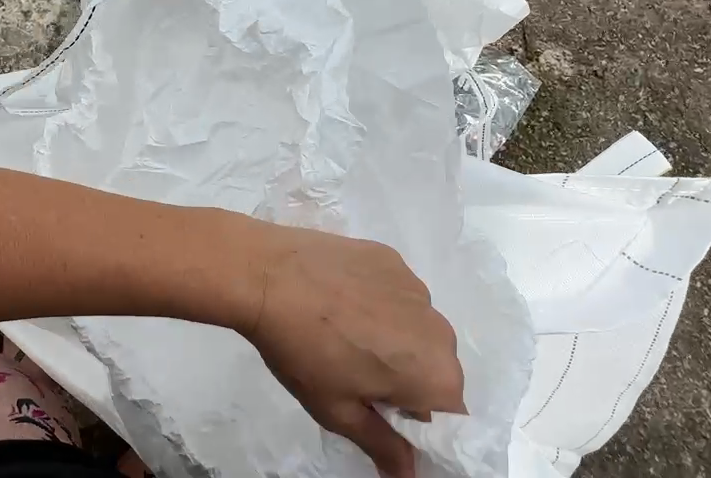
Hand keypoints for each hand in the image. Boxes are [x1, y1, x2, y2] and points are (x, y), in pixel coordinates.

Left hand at [241, 226, 466, 477]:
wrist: (265, 274)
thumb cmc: (302, 350)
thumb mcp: (338, 412)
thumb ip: (383, 447)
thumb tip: (407, 474)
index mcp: (436, 374)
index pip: (446, 412)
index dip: (410, 414)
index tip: (373, 403)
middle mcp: (438, 326)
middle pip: (432, 364)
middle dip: (403, 372)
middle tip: (351, 365)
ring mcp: (412, 283)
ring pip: (412, 323)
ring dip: (390, 332)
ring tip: (339, 326)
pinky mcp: (386, 254)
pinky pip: (392, 288)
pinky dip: (374, 295)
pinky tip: (335, 292)